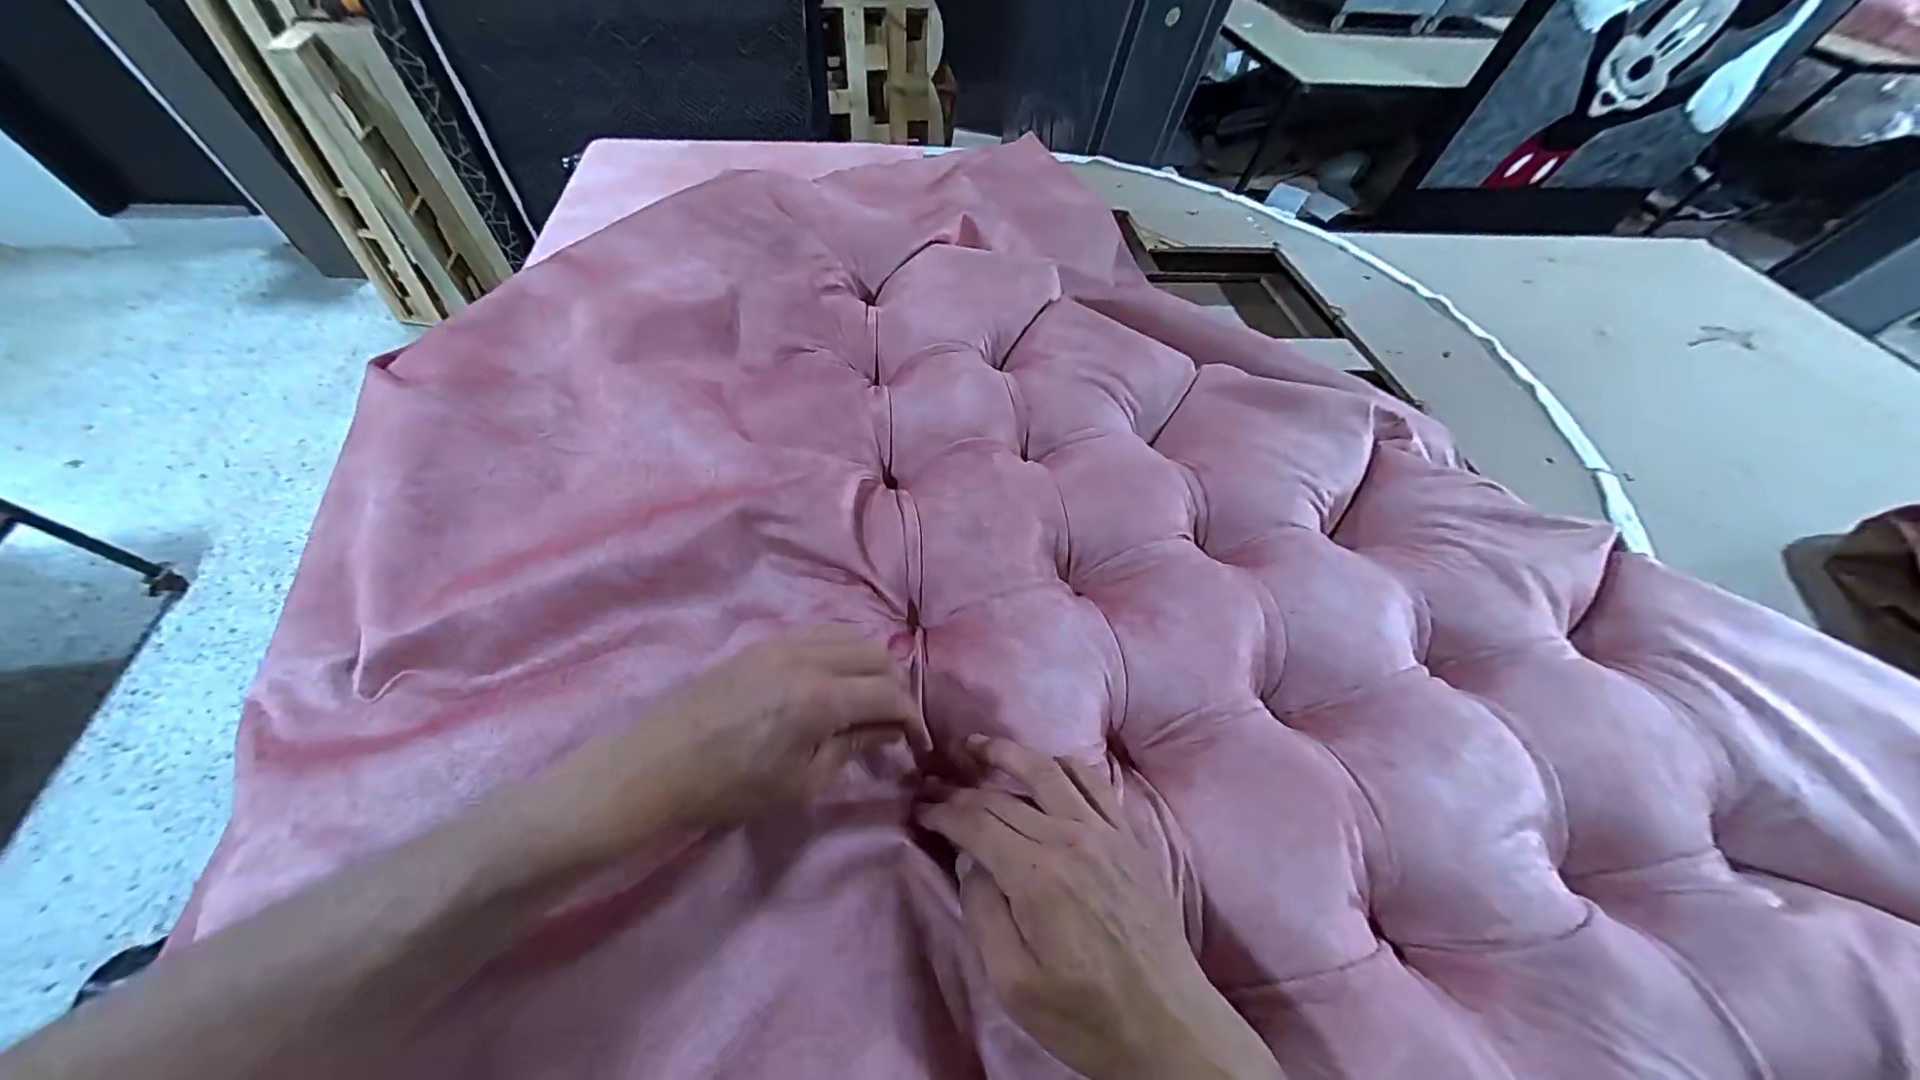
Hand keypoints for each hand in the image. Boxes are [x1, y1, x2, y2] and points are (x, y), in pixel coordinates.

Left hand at [536, 628, 929, 852]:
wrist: (656, 765)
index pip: (890, 694)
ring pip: (851, 636)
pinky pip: (821, 631)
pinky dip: (844, 648)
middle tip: (897, 721)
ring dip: (873, 663)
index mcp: (822, 697)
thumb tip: (889, 729)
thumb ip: (853, 746)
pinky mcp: (764, 641)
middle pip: (877, 656)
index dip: (913, 719)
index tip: (918, 743)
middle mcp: (809, 656)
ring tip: (872, 695)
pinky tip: (839, 673)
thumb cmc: (730, 787)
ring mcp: (784, 642)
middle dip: (898, 687)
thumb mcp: (802, 781)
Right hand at [917, 737, 1280, 1079]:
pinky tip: (1046, 764)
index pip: (976, 823)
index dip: (942, 811)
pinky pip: (1093, 781)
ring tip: (978, 746)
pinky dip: (1062, 764)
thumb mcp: (1014, 987)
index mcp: (1037, 877)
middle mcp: (1070, 839)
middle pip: (1002, 797)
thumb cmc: (1087, 1017)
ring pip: (1046, 771)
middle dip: (960, 787)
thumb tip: (973, 863)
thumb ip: (983, 915)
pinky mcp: (1129, 836)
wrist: (1170, 1027)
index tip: (920, 807)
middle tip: (933, 782)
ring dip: (1007, 752)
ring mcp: (1105, 831)